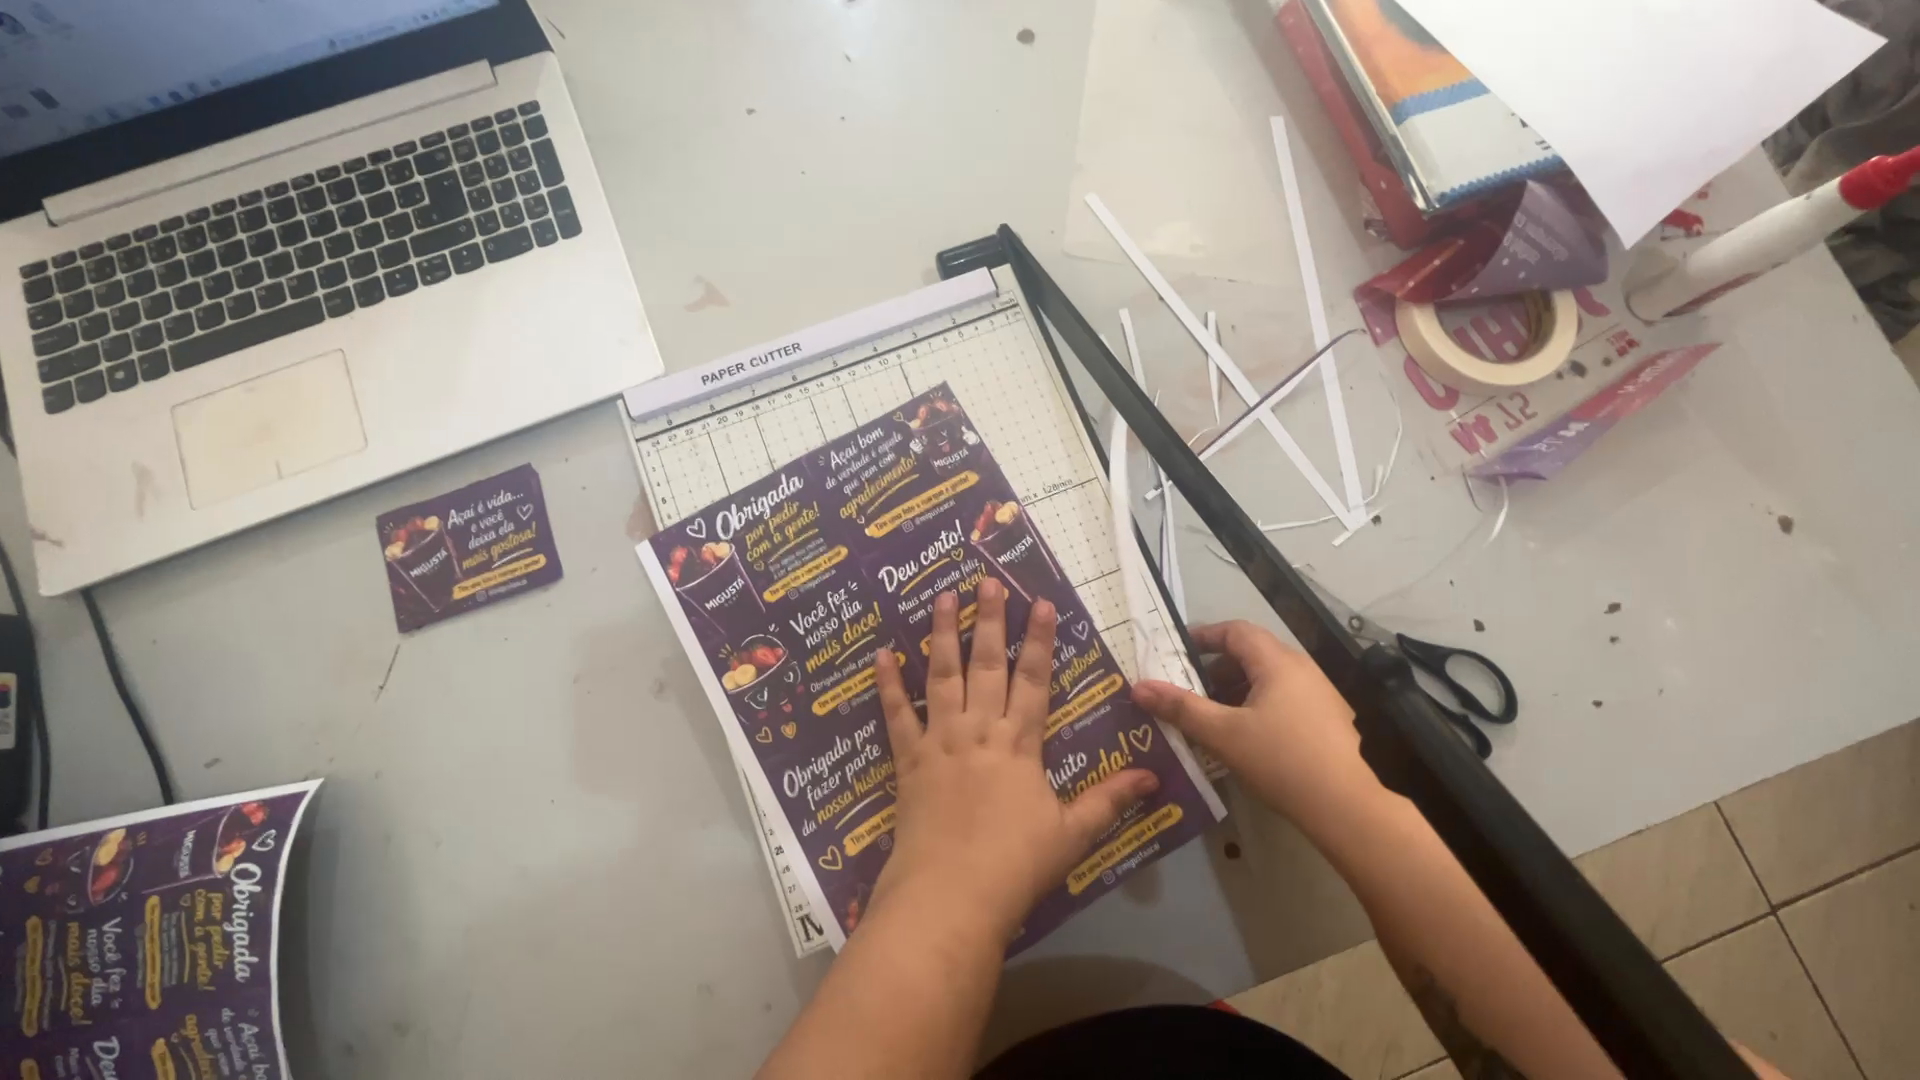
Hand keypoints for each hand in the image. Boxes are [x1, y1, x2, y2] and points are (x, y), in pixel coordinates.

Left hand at [870, 579, 1159, 941]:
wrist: (950, 895)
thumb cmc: (1015, 865)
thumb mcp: (1072, 834)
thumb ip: (1109, 800)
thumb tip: (1154, 778)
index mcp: (1020, 744)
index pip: (1034, 680)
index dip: (1039, 640)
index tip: (1041, 602)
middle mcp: (979, 730)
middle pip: (987, 665)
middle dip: (990, 620)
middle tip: (987, 581)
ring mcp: (939, 741)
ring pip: (942, 676)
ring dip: (942, 635)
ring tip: (942, 597)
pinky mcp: (907, 761)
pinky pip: (896, 715)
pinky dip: (889, 685)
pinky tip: (882, 655)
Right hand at [1131, 620, 1378, 832]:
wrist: (1346, 807)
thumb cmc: (1281, 761)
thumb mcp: (1222, 734)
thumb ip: (1180, 708)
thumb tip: (1138, 687)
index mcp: (1277, 662)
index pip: (1236, 631)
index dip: (1204, 636)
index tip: (1177, 651)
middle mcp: (1302, 669)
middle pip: (1252, 652)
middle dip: (1216, 667)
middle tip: (1188, 688)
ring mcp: (1320, 694)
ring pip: (1269, 677)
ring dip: (1236, 688)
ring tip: (1211, 714)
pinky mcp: (1329, 720)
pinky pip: (1284, 697)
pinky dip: (1257, 704)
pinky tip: (1244, 735)